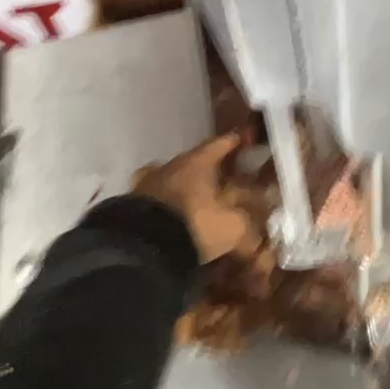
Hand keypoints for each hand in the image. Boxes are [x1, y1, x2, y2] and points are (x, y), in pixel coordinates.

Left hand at [132, 134, 258, 262]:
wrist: (141, 248)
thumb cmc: (194, 225)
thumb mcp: (231, 227)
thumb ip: (246, 226)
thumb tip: (260, 238)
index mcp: (198, 162)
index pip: (219, 143)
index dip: (233, 142)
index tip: (243, 139)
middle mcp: (170, 165)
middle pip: (193, 160)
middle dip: (207, 168)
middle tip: (220, 178)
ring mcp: (146, 184)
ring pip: (169, 178)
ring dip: (181, 186)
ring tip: (192, 200)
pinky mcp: (128, 206)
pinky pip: (152, 199)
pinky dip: (161, 205)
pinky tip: (167, 217)